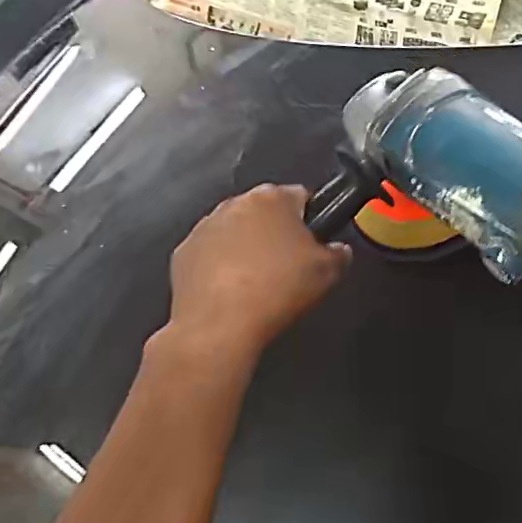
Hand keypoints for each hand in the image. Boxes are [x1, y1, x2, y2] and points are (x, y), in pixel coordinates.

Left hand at [168, 184, 351, 354]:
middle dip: (278, 230)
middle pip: (266, 211)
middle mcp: (235, 203)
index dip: (313, 219)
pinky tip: (233, 289)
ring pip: (237, 230)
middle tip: (291, 263)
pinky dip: (222, 264)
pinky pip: (212, 252)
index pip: (302, 196)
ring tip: (260, 280)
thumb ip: (339, 252)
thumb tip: (337, 249)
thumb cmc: (280, 288)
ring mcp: (203, 227)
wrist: (219, 326)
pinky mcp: (182, 253)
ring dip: (249, 245)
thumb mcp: (329, 272)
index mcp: (273, 198)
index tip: (315, 243)